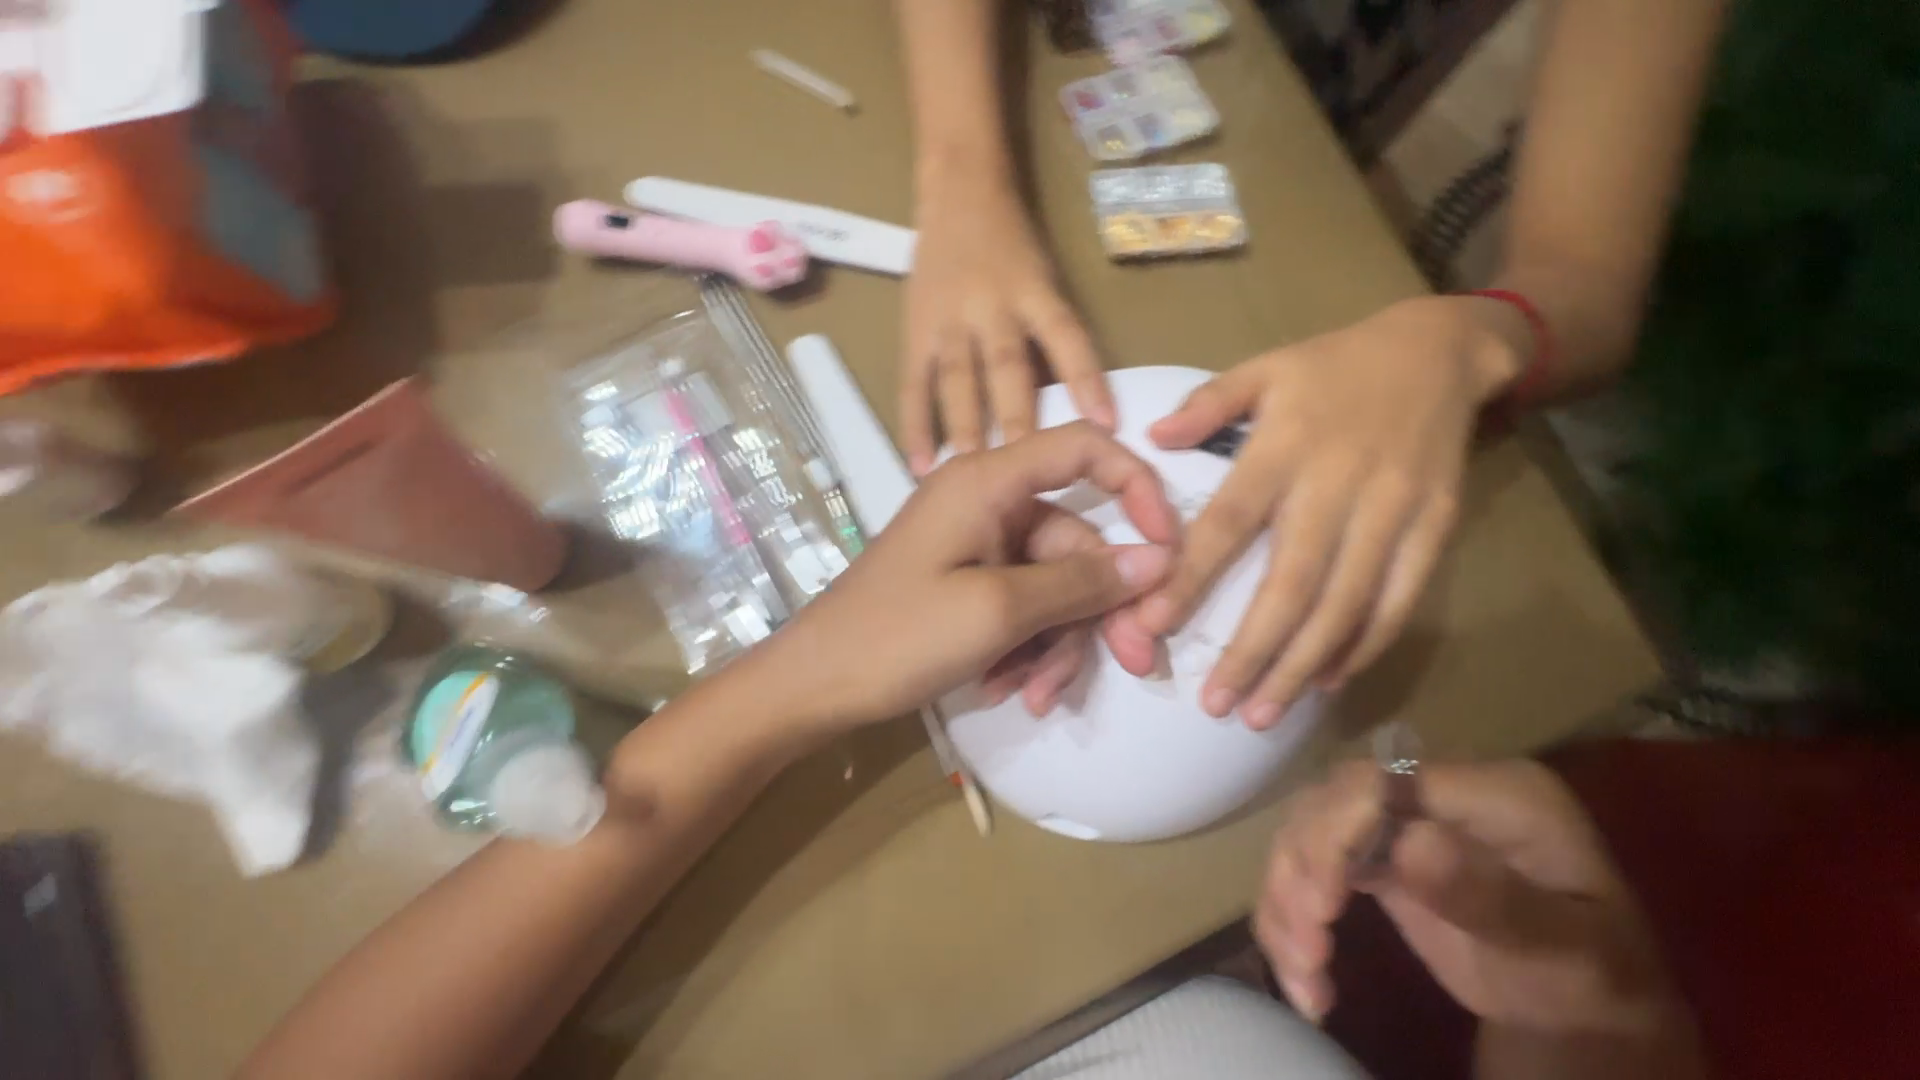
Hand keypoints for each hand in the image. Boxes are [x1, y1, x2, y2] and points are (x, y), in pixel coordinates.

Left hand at [757, 423, 1178, 733]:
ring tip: (1038, 695)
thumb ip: (1081, 583)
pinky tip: (1011, 689)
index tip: (1166, 544)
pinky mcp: (968, 586)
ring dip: (1057, 644)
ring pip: (1053, 587)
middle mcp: (987, 504)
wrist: (815, 685)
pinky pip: (1022, 609)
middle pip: (1075, 543)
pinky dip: (1027, 648)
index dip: (1136, 487)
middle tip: (1136, 663)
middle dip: (1099, 609)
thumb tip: (1158, 559)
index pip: (1083, 449)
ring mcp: (976, 548)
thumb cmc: (899, 636)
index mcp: (987, 482)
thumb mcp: (999, 611)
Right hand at [901, 181, 1114, 473]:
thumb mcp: (1045, 279)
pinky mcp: (914, 331)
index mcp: (1035, 291)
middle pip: (1006, 368)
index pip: (1066, 336)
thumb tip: (1072, 408)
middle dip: (1016, 422)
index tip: (1105, 427)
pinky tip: (920, 466)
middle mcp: (991, 307)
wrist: (958, 191)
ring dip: (964, 432)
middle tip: (1027, 476)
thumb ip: (1052, 336)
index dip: (1086, 379)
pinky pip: (913, 384)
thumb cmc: (1014, 244)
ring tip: (969, 479)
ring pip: (957, 381)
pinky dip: (915, 425)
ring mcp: (947, 321)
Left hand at [1115, 295, 1529, 728]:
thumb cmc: (1332, 367)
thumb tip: (1150, 439)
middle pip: (1291, 584)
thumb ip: (1207, 404)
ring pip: (1346, 604)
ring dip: (1304, 665)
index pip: (1227, 524)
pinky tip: (1331, 680)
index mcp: (1283, 449)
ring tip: (1264, 713)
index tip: (1151, 626)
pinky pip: (1401, 598)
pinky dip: (1366, 644)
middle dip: (1253, 652)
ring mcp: (1394, 511)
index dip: (1190, 579)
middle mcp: (1337, 487)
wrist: (1440, 352)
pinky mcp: (1437, 526)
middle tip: (1217, 705)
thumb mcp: (1263, 368)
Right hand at [1255, 759, 1681, 1034]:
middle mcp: (1430, 790)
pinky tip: (1304, 973)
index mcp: (1489, 791)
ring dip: (1286, 901)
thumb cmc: (1594, 978)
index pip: (1381, 781)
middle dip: (1302, 874)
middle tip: (1309, 950)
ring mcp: (1395, 820)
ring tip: (1305, 975)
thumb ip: (1494, 897)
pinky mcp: (1370, 854)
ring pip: (1302, 833)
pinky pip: (1307, 868)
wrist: (1585, 1006)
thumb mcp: (1564, 948)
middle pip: (1327, 803)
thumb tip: (1412, 843)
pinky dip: (1288, 916)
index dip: (1334, 831)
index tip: (1321, 908)